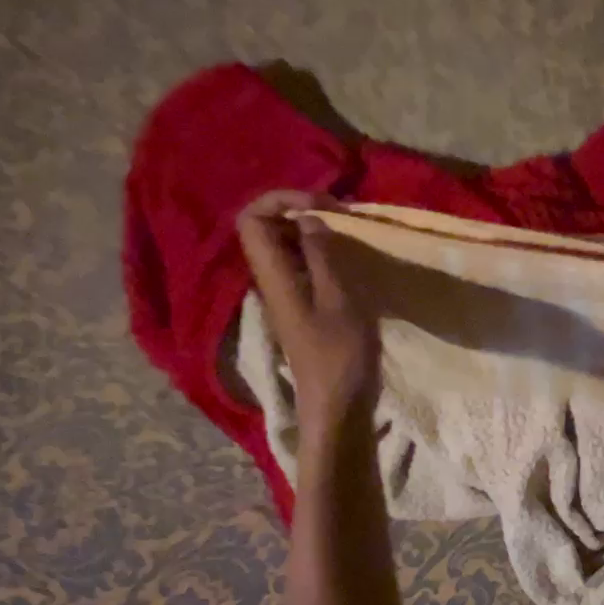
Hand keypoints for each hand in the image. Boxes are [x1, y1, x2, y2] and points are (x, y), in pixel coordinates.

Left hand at [236, 190, 376, 426]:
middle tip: (343, 217)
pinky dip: (321, 252)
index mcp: (273, 276)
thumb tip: (309, 220)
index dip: (281, 200)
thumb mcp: (339, 299)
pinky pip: (302, 264)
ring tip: (351, 234)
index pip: (252, 219)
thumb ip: (322, 256)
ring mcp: (285, 294)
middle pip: (268, 228)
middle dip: (303, 211)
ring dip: (315, 231)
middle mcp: (271, 280)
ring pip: (286, 245)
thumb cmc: (340, 354)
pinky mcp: (302, 305)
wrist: (336, 404)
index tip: (323, 205)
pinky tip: (348, 259)